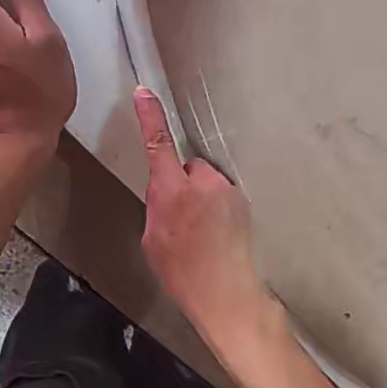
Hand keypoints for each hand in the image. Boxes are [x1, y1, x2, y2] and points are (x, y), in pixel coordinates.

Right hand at [133, 87, 279, 353]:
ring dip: (199, 197)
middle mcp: (203, 184)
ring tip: (199, 233)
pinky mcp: (242, 202)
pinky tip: (214, 235)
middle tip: (177, 219)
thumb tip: (164, 193)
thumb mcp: (152, 240)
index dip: (150, 118)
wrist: (225, 293)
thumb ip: (157, 206)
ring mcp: (227, 192)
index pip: (158, 145)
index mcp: (172, 193)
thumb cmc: (182, 273)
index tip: (144, 94)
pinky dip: (215, 208)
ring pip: (205, 182)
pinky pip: (220, 195)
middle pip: (186, 167)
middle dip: (180, 184)